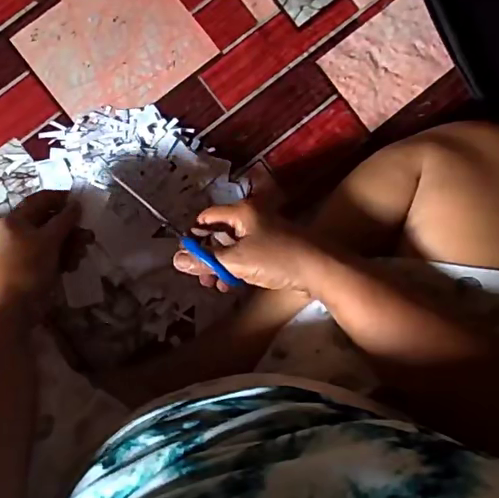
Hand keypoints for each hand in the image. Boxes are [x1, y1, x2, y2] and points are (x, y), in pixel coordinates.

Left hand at [0, 190, 80, 313]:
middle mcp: (19, 233)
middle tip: (88, 237)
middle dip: (71, 228)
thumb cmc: (25, 268)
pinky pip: (52, 257)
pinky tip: (71, 267)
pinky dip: (63, 259)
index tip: (84, 204)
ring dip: (70, 245)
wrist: (7, 310)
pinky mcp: (33, 269)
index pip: (41, 200)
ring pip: (54, 241)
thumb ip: (64, 220)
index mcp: (16, 220)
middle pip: (50, 221)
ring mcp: (26, 252)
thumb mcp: (47, 240)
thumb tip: (76, 204)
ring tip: (80, 255)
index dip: (62, 199)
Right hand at [173, 200, 323, 292]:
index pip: (207, 217)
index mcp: (242, 213)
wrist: (322, 269)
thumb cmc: (277, 258)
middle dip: (206, 255)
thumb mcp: (236, 261)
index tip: (186, 255)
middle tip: (199, 275)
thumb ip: (206, 261)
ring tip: (214, 284)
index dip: (194, 235)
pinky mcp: (274, 249)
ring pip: (232, 247)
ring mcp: (264, 233)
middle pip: (219, 233)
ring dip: (220, 265)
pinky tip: (231, 284)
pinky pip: (246, 255)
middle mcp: (252, 218)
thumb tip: (176, 260)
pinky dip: (236, 268)